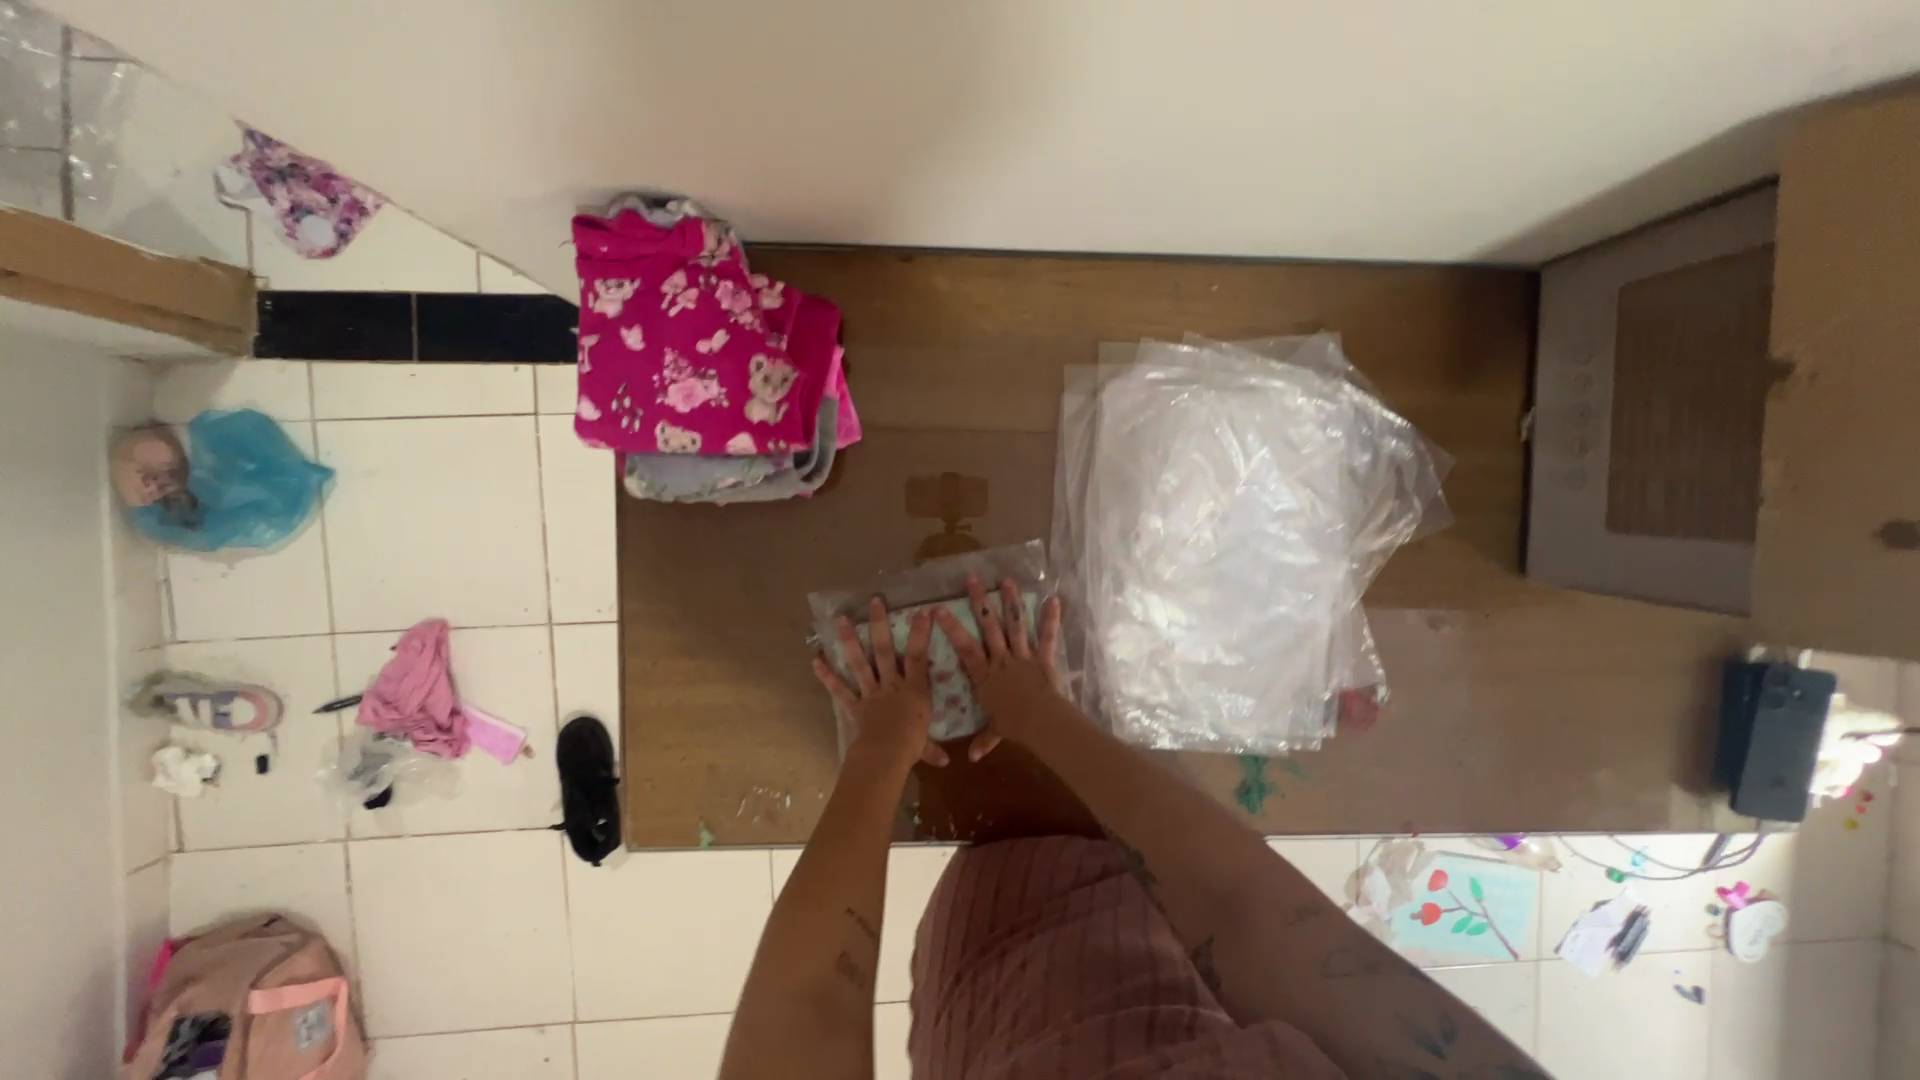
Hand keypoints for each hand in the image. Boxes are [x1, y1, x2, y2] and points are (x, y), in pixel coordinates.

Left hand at [812, 598, 950, 769]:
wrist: (886, 754)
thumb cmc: (911, 745)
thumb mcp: (926, 746)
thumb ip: (933, 750)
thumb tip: (946, 763)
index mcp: (914, 690)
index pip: (919, 656)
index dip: (921, 633)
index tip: (923, 611)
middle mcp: (892, 685)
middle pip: (886, 649)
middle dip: (880, 624)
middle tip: (875, 601)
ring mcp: (870, 692)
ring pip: (860, 662)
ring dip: (850, 640)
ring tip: (841, 619)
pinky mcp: (854, 705)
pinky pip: (840, 689)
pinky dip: (827, 676)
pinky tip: (815, 661)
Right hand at [932, 576, 1066, 761]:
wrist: (1041, 721)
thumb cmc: (1014, 725)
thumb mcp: (995, 731)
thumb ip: (984, 740)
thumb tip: (971, 758)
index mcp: (984, 675)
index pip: (964, 647)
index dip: (952, 627)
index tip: (939, 609)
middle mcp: (1000, 659)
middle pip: (988, 626)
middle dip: (979, 601)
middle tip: (972, 579)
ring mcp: (1022, 655)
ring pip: (1014, 624)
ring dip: (1011, 602)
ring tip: (1007, 580)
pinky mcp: (1043, 658)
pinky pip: (1047, 636)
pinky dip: (1051, 619)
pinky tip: (1054, 600)